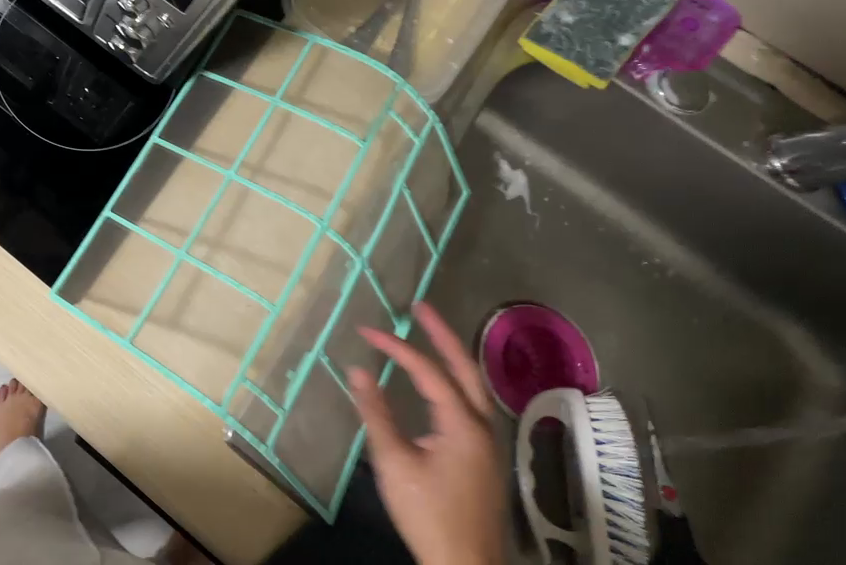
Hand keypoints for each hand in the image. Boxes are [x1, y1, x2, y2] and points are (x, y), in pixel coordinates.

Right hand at [347, 302, 503, 564]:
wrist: (466, 564)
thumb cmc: (427, 512)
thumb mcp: (394, 462)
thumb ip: (376, 413)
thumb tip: (357, 369)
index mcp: (463, 424)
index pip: (428, 371)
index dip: (397, 347)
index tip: (366, 330)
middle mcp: (483, 426)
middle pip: (466, 368)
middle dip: (442, 335)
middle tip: (419, 306)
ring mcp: (488, 443)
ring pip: (473, 386)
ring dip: (451, 356)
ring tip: (429, 334)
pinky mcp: (484, 456)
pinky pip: (472, 402)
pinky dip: (454, 379)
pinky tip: (438, 382)